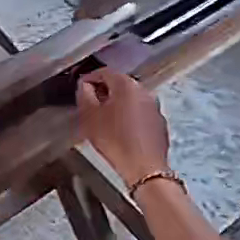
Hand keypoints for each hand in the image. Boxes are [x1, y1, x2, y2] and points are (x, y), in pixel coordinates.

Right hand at [75, 67, 169, 183]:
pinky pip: (140, 113)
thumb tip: (85, 86)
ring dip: (117, 104)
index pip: (104, 72)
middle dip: (104, 91)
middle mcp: (143, 91)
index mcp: (126, 85)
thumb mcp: (89, 116)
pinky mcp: (159, 123)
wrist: (144, 167)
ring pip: (131, 98)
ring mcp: (154, 107)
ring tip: (104, 118)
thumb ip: (84, 95)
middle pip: (119, 84)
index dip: (89, 78)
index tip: (80, 88)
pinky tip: (121, 131)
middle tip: (90, 103)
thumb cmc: (114, 139)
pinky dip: (129, 116)